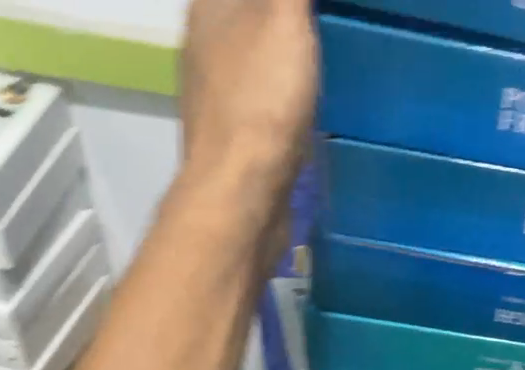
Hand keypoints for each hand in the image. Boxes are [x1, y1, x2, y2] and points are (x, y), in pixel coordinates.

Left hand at [179, 0, 317, 191]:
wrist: (242, 194)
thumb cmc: (262, 102)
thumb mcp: (284, 20)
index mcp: (208, 6)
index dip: (280, 1)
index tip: (303, 8)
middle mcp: (203, 43)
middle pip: (237, 9)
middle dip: (278, 11)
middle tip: (318, 18)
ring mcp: (217, 92)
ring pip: (248, 49)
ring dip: (278, 41)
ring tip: (320, 39)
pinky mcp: (237, 132)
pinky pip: (261, 90)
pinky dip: (283, 81)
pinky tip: (308, 91)